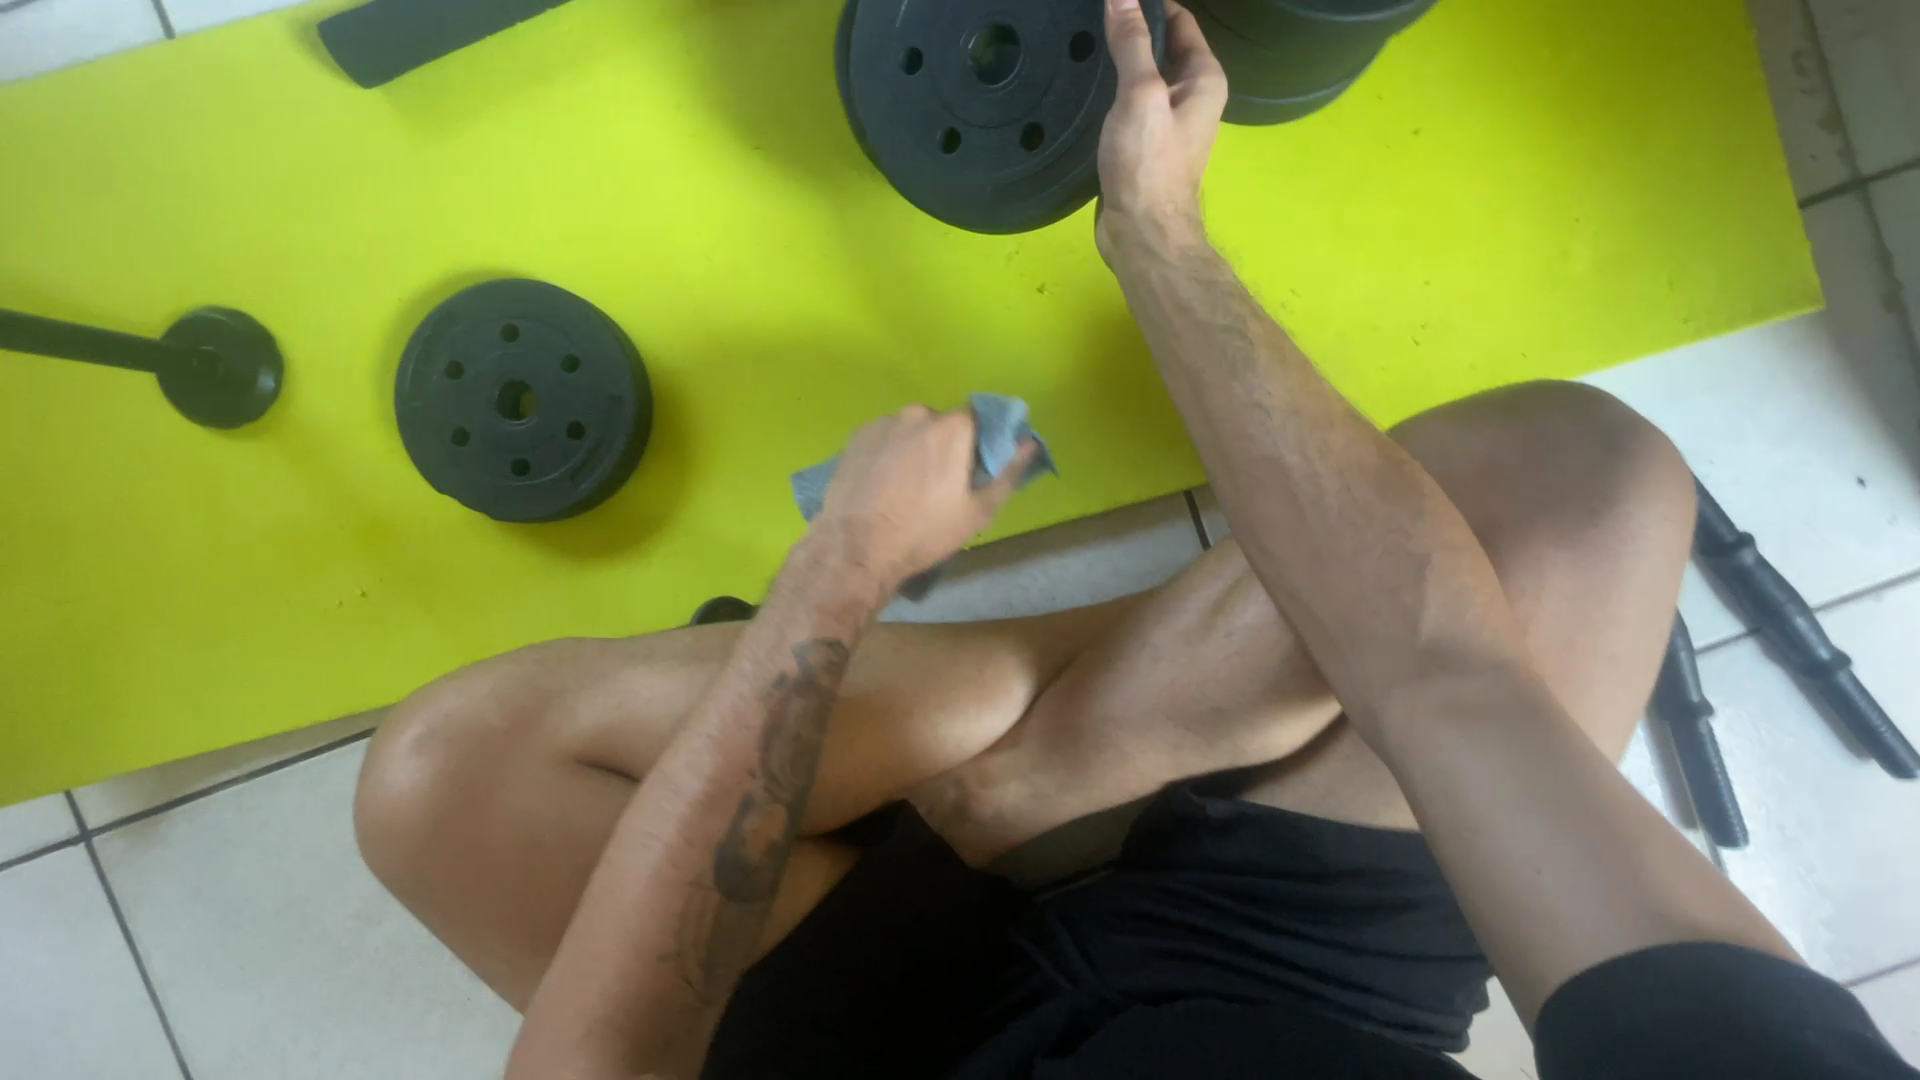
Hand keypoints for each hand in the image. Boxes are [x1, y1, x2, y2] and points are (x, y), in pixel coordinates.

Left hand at [815, 406, 1034, 584]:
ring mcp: (882, 423)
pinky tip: (882, 486)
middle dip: (946, 447)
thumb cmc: (924, 533)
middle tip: (940, 485)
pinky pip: (884, 439)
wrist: (855, 548)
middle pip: (942, 424)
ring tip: (906, 489)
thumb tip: (1030, 443)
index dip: (980, 442)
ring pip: (910, 431)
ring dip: (915, 450)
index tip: (976, 468)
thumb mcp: (978, 511)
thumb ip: (1008, 472)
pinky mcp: (855, 437)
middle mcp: (917, 413)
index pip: (979, 418)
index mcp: (952, 427)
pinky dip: (889, 455)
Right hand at [1095, 0, 1227, 263]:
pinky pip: (1128, 112)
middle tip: (1092, 25)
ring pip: (1142, 83)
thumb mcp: (1140, 94)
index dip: (1148, 6)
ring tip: (1083, 52)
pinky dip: (1110, 101)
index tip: (1114, 3)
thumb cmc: (1148, 164)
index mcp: (1204, 80)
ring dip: (1117, 70)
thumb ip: (1131, 43)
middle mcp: (1192, 100)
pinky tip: (1086, 95)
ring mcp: (1167, 127)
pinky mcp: (1143, 151)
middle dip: (1130, 36)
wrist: (1140, 234)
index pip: (1179, 22)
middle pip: (1160, 51)